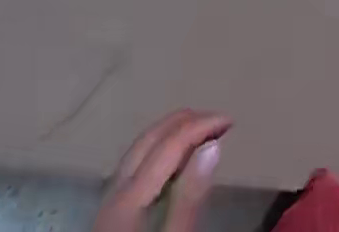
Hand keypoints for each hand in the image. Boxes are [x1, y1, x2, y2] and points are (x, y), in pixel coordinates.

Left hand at [92, 109, 230, 231]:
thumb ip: (190, 199)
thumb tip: (213, 145)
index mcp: (129, 197)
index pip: (169, 144)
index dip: (200, 126)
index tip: (231, 122)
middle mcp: (114, 191)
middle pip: (149, 139)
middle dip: (184, 122)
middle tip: (217, 120)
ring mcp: (107, 204)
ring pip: (138, 150)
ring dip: (170, 133)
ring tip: (199, 132)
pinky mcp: (109, 218)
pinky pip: (134, 166)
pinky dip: (157, 151)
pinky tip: (171, 164)